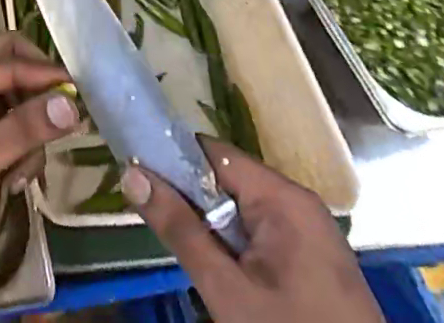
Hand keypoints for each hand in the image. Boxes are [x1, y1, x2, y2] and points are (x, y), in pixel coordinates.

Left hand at [0, 33, 79, 268]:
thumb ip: (25, 128)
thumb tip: (71, 105)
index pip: (10, 61)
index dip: (46, 75)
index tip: (82, 94)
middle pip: (15, 69)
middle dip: (37, 97)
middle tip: (61, 121)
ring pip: (20, 101)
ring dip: (29, 135)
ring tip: (21, 176)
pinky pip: (14, 127)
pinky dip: (21, 150)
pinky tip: (14, 182)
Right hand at [120, 138, 381, 322]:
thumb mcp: (227, 290)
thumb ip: (179, 229)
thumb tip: (131, 173)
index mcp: (282, 196)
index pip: (213, 153)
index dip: (172, 159)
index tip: (136, 175)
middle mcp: (298, 202)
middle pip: (226, 180)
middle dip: (190, 200)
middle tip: (155, 223)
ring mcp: (309, 231)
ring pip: (241, 210)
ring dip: (210, 227)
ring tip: (185, 252)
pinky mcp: (312, 259)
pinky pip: (260, 233)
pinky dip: (234, 246)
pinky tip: (221, 274)